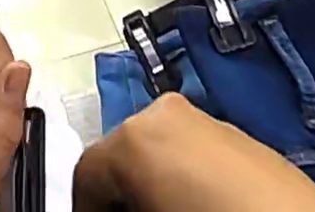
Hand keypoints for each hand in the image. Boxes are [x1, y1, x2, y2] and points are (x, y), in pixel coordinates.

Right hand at [72, 93, 314, 211]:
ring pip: (151, 150)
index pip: (85, 173)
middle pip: (118, 155)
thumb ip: (121, 207)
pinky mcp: (229, 129)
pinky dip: (176, 177)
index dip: (88, 208)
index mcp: (138, 134)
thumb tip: (112, 203)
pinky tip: (193, 206)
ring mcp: (200, 116)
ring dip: (147, 186)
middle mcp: (164, 111)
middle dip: (118, 196)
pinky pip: (183, 150)